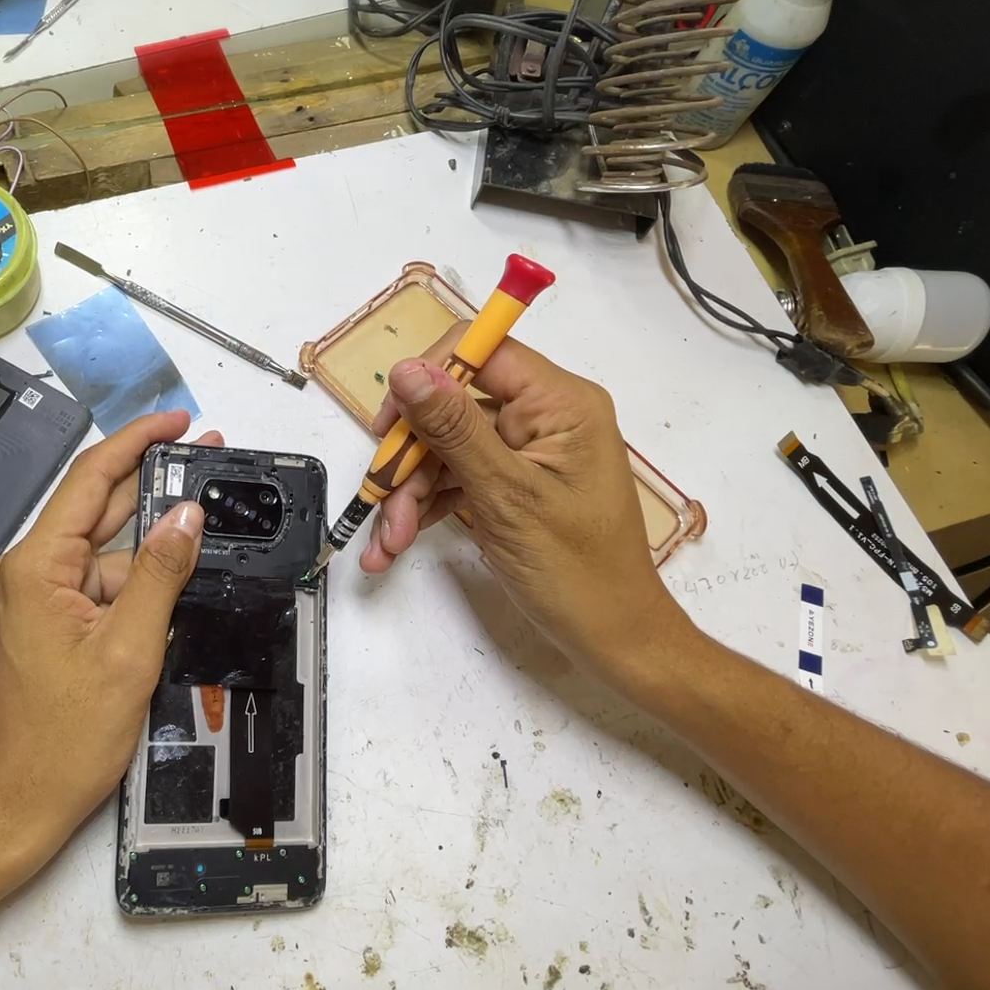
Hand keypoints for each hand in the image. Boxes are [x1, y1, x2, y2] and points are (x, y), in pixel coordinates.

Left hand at [0, 412, 213, 864]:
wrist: (21, 802)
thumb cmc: (69, 735)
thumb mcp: (130, 650)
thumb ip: (160, 574)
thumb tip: (188, 514)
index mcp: (37, 565)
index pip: (90, 480)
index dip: (136, 440)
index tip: (179, 420)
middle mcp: (30, 569)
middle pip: (99, 508)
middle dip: (154, 483)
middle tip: (209, 456)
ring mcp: (36, 596)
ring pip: (105, 551)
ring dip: (152, 544)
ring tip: (202, 534)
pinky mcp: (48, 620)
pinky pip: (100, 583)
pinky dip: (137, 581)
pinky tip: (174, 587)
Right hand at [360, 326, 686, 676]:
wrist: (610, 638)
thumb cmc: (575, 569)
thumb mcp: (506, 496)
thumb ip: (454, 429)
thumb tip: (407, 369)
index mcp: (559, 404)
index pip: (481, 352)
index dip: (426, 379)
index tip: (388, 425)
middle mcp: (540, 417)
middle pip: (450, 408)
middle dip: (409, 460)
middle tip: (380, 502)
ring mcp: (521, 452)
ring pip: (442, 449)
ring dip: (408, 494)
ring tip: (387, 544)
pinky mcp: (506, 483)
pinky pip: (451, 478)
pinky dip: (422, 508)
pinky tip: (396, 543)